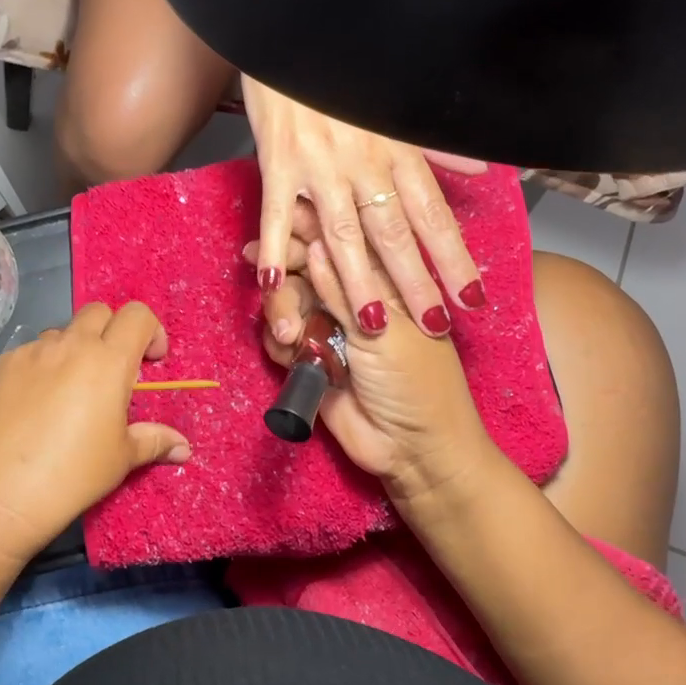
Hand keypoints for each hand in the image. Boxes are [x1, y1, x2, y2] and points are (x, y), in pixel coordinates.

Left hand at [0, 303, 190, 563]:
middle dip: (112, 332)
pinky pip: (31, 352)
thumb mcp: (121, 457)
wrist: (2, 486)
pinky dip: (42, 366)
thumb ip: (154, 441)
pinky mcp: (4, 363)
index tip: (150, 362)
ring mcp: (32, 351)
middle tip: (112, 372)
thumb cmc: (74, 471)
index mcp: (108, 360)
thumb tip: (184, 447)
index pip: (137, 315)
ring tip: (71, 390)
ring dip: (74, 349)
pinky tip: (36, 402)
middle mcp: (70, 345)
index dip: (150, 331)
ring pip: (61, 332)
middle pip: (98, 312)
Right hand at [241, 75, 486, 339]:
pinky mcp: (277, 166)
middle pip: (395, 232)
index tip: (472, 298)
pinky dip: (273, 248)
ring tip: (375, 321)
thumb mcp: (396, 107)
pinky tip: (273, 282)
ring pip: (342, 232)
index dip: (453, 258)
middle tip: (435, 326)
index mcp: (398, 151)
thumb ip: (433, 148)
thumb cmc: (345, 75)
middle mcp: (364, 164)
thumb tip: (477, 175)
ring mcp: (319, 167)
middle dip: (417, 282)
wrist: (297, 36)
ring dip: (358, 279)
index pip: (433, 214)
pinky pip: (276, 214)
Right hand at [248, 223, 494, 503]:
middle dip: (285, 279)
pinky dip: (278, 343)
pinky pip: (279, 337)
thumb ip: (344, 289)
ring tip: (288, 338)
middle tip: (269, 285)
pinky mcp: (308, 357)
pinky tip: (289, 355)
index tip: (278, 233)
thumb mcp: (384, 330)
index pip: (339, 246)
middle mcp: (351, 299)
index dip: (307, 236)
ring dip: (280, 315)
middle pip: (303, 270)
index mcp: (381, 282)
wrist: (411, 451)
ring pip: (286, 302)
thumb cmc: (416, 383)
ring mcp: (328, 328)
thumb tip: (316, 242)